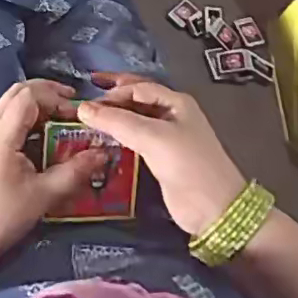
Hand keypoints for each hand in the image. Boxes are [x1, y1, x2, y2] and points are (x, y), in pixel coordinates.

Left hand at [0, 80, 106, 261]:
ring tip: (64, 119)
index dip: (56, 97)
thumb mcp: (42, 195)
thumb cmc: (0, 216)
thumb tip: (103, 153)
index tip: (78, 114)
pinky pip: (10, 121)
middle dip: (48, 93)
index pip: (29, 95)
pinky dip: (30, 119)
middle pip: (19, 92)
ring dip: (39, 105)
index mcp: (3, 135)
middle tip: (73, 106)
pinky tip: (47, 136)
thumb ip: (74, 171)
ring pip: (12, 104)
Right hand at [78, 76, 247, 236]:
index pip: (138, 88)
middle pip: (137, 99)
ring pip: (135, 119)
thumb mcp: (152, 138)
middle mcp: (172, 114)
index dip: (113, 92)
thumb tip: (83, 108)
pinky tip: (105, 139)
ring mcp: (167, 136)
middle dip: (113, 97)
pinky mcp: (161, 157)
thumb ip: (117, 121)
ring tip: (89, 120)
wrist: (214, 209)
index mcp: (175, 102)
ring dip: (114, 117)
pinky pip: (136, 138)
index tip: (88, 103)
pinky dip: (120, 135)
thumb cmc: (187, 165)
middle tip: (86, 99)